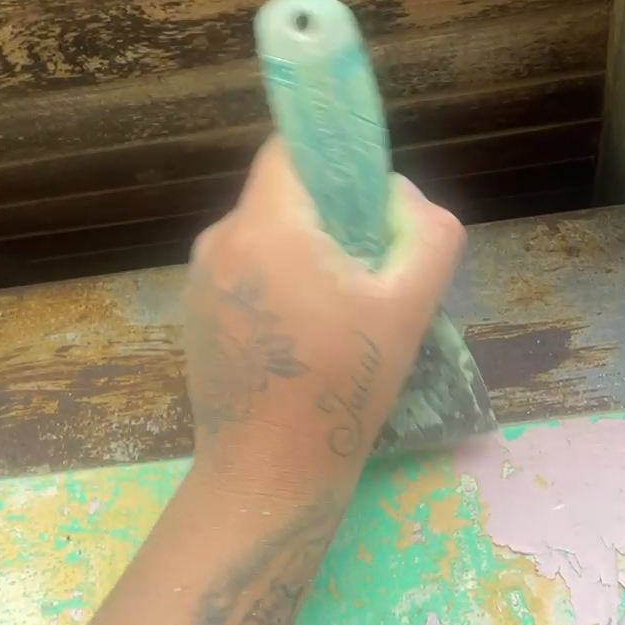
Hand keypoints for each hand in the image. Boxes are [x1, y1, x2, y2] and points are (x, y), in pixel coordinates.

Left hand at [182, 137, 465, 501]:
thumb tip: (399, 198)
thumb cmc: (344, 387)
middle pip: (282, 194)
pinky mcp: (197, 313)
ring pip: (265, 233)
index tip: (368, 200)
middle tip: (368, 268)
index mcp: (264, 227)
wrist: (269, 474)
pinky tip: (305, 333)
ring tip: (339, 309)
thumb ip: (427, 233)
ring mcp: (199, 280)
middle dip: (329, 215)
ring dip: (304, 251)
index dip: (336, 159)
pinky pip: (246, 270)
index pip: (290, 150)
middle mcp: (219, 241)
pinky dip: (278, 281)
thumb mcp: (410, 306)